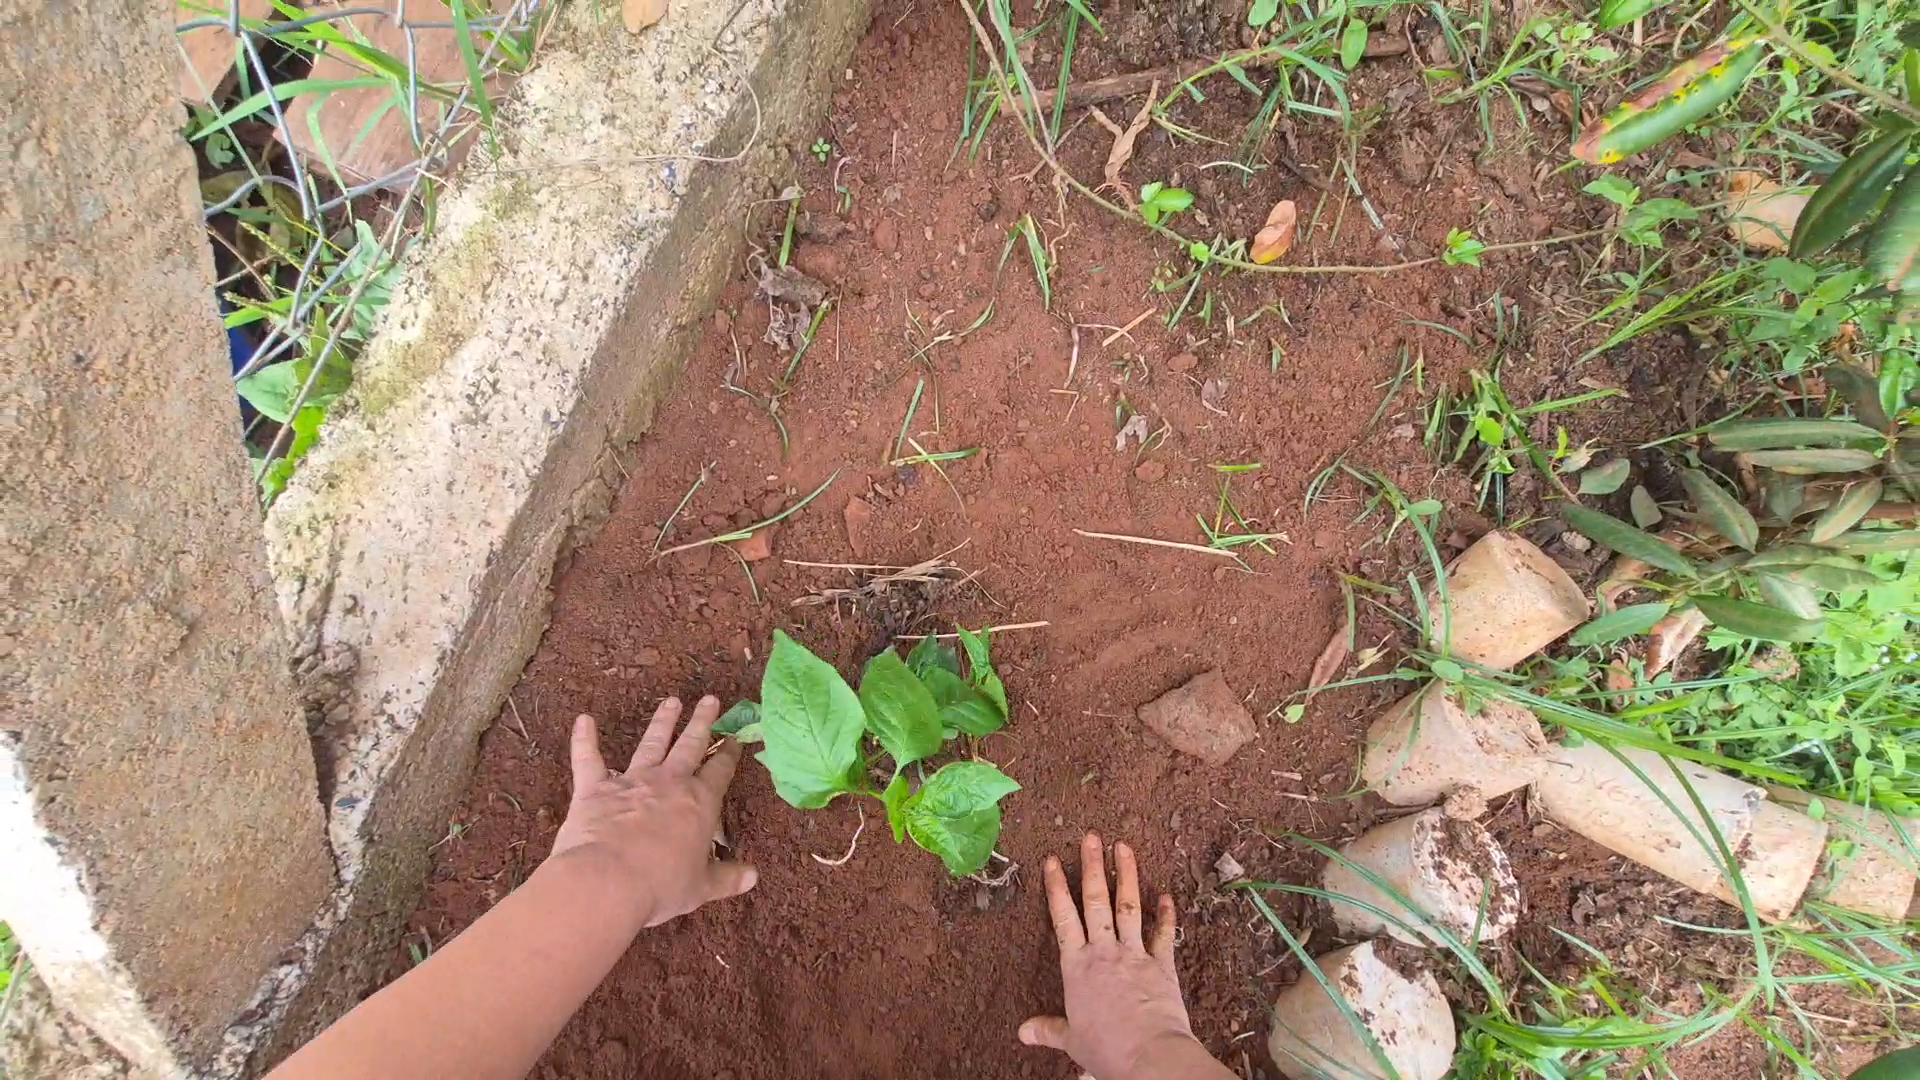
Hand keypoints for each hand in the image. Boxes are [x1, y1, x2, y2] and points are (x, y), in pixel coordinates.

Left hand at [549, 696, 756, 928]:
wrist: (607, 881)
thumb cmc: (661, 884)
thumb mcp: (701, 886)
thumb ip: (727, 877)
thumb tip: (753, 877)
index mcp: (700, 801)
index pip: (720, 771)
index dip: (729, 754)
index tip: (735, 738)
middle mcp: (670, 782)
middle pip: (691, 745)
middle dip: (702, 722)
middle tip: (710, 699)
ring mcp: (632, 782)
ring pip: (651, 743)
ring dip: (662, 721)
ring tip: (672, 701)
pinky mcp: (595, 789)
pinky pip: (588, 759)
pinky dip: (584, 739)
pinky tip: (583, 720)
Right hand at [1021, 833, 1220, 1079]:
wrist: (1150, 1059)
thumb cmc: (1107, 1050)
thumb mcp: (1072, 1041)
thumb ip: (1048, 1029)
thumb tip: (1022, 1032)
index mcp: (1078, 965)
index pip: (1063, 917)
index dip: (1056, 886)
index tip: (1052, 859)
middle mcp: (1104, 951)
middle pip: (1095, 900)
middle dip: (1092, 865)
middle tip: (1091, 836)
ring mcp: (1134, 953)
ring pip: (1128, 905)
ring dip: (1126, 874)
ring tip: (1123, 846)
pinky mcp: (1161, 964)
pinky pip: (1163, 935)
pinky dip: (1166, 915)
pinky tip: (1166, 895)